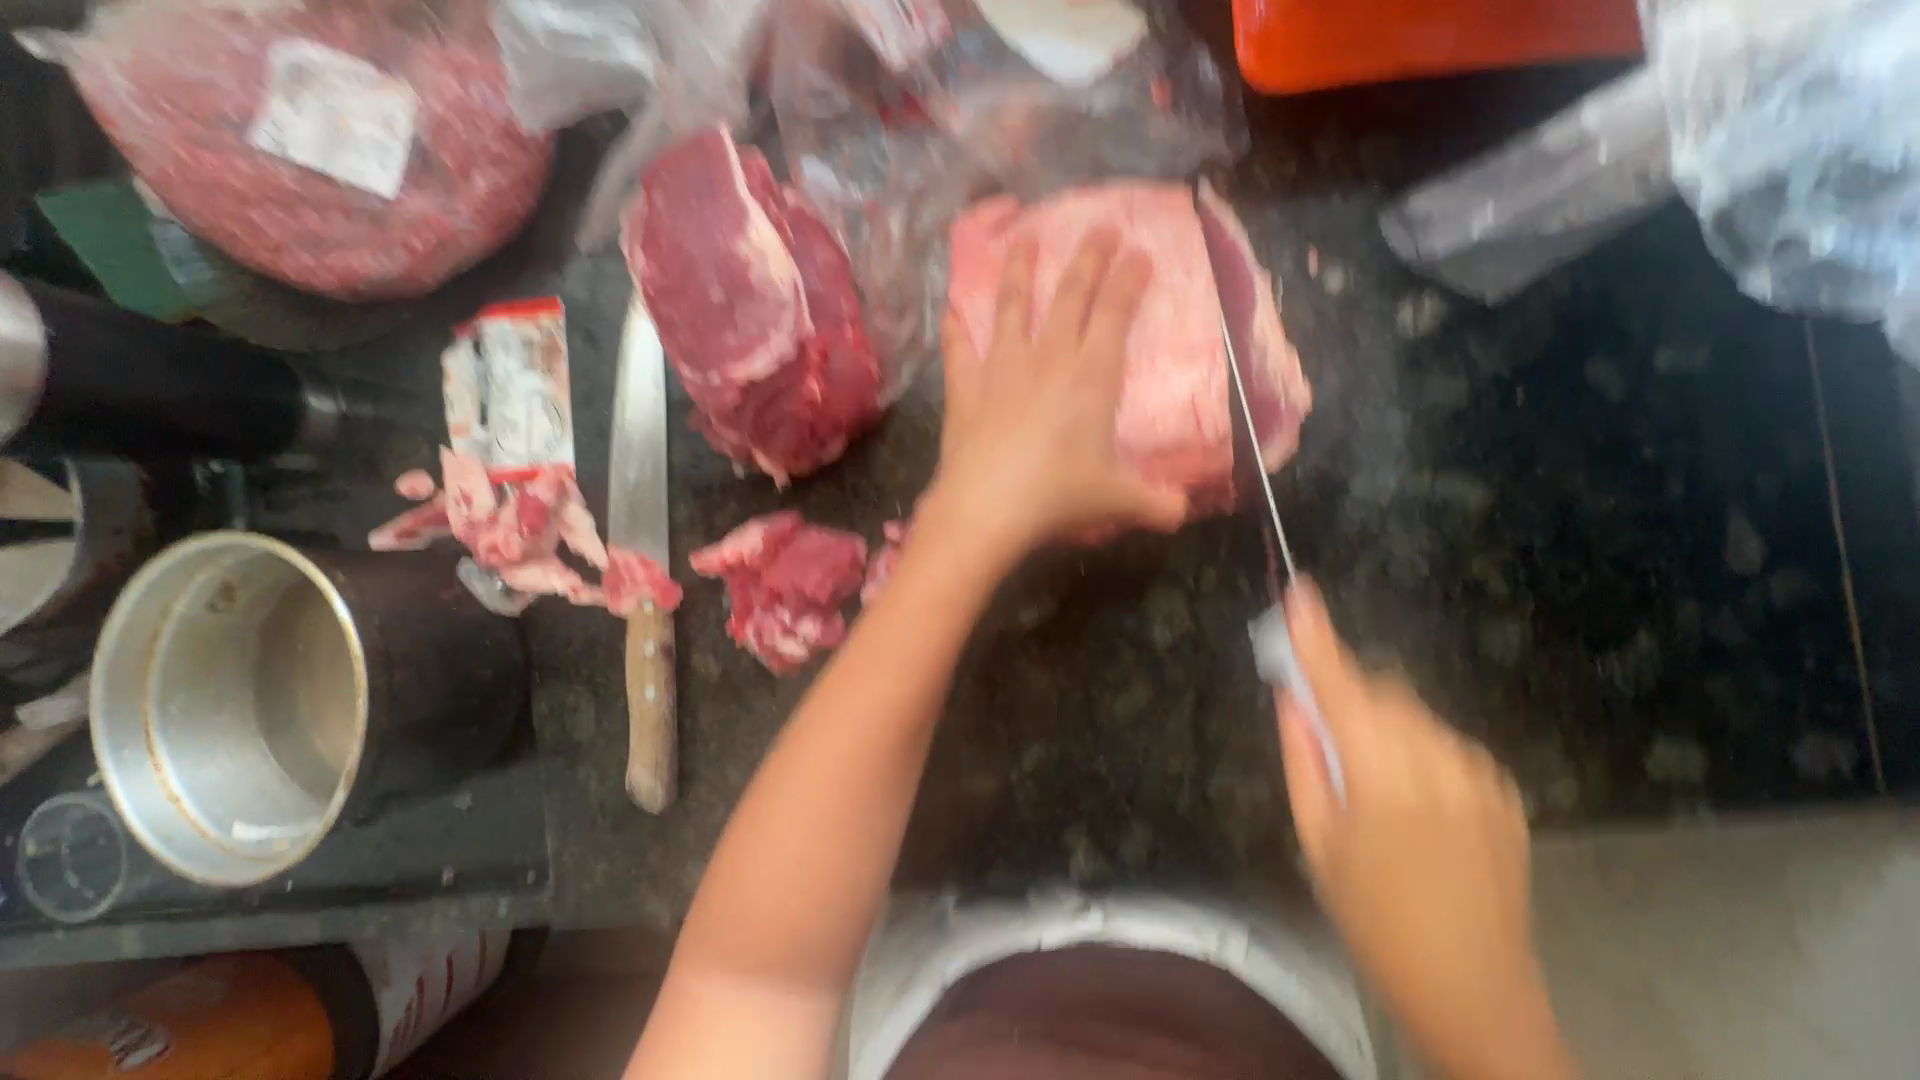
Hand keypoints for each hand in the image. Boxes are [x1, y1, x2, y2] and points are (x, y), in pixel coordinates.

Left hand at [923, 227, 1187, 564]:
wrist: (987, 506)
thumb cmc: (1057, 496)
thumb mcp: (1116, 501)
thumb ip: (1154, 504)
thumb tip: (1182, 514)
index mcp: (1091, 376)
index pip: (1115, 314)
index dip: (1129, 280)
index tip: (1140, 252)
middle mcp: (1048, 359)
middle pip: (1070, 297)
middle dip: (1089, 259)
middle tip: (1100, 226)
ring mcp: (1002, 368)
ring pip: (1012, 307)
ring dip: (1020, 271)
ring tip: (1025, 240)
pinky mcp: (965, 387)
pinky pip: (958, 350)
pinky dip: (955, 329)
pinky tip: (950, 311)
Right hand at [1279, 581, 1577, 1079]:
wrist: (1473, 989)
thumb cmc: (1372, 920)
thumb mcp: (1316, 843)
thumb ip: (1303, 759)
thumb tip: (1290, 699)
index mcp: (1382, 776)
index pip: (1340, 687)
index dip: (1316, 636)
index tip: (1300, 590)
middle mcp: (1438, 760)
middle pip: (1382, 692)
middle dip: (1349, 699)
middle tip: (1329, 742)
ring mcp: (1480, 773)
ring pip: (1414, 717)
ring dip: (1385, 728)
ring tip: (1377, 792)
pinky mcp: (1505, 789)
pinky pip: (1446, 745)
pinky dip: (1419, 754)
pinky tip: (1419, 808)